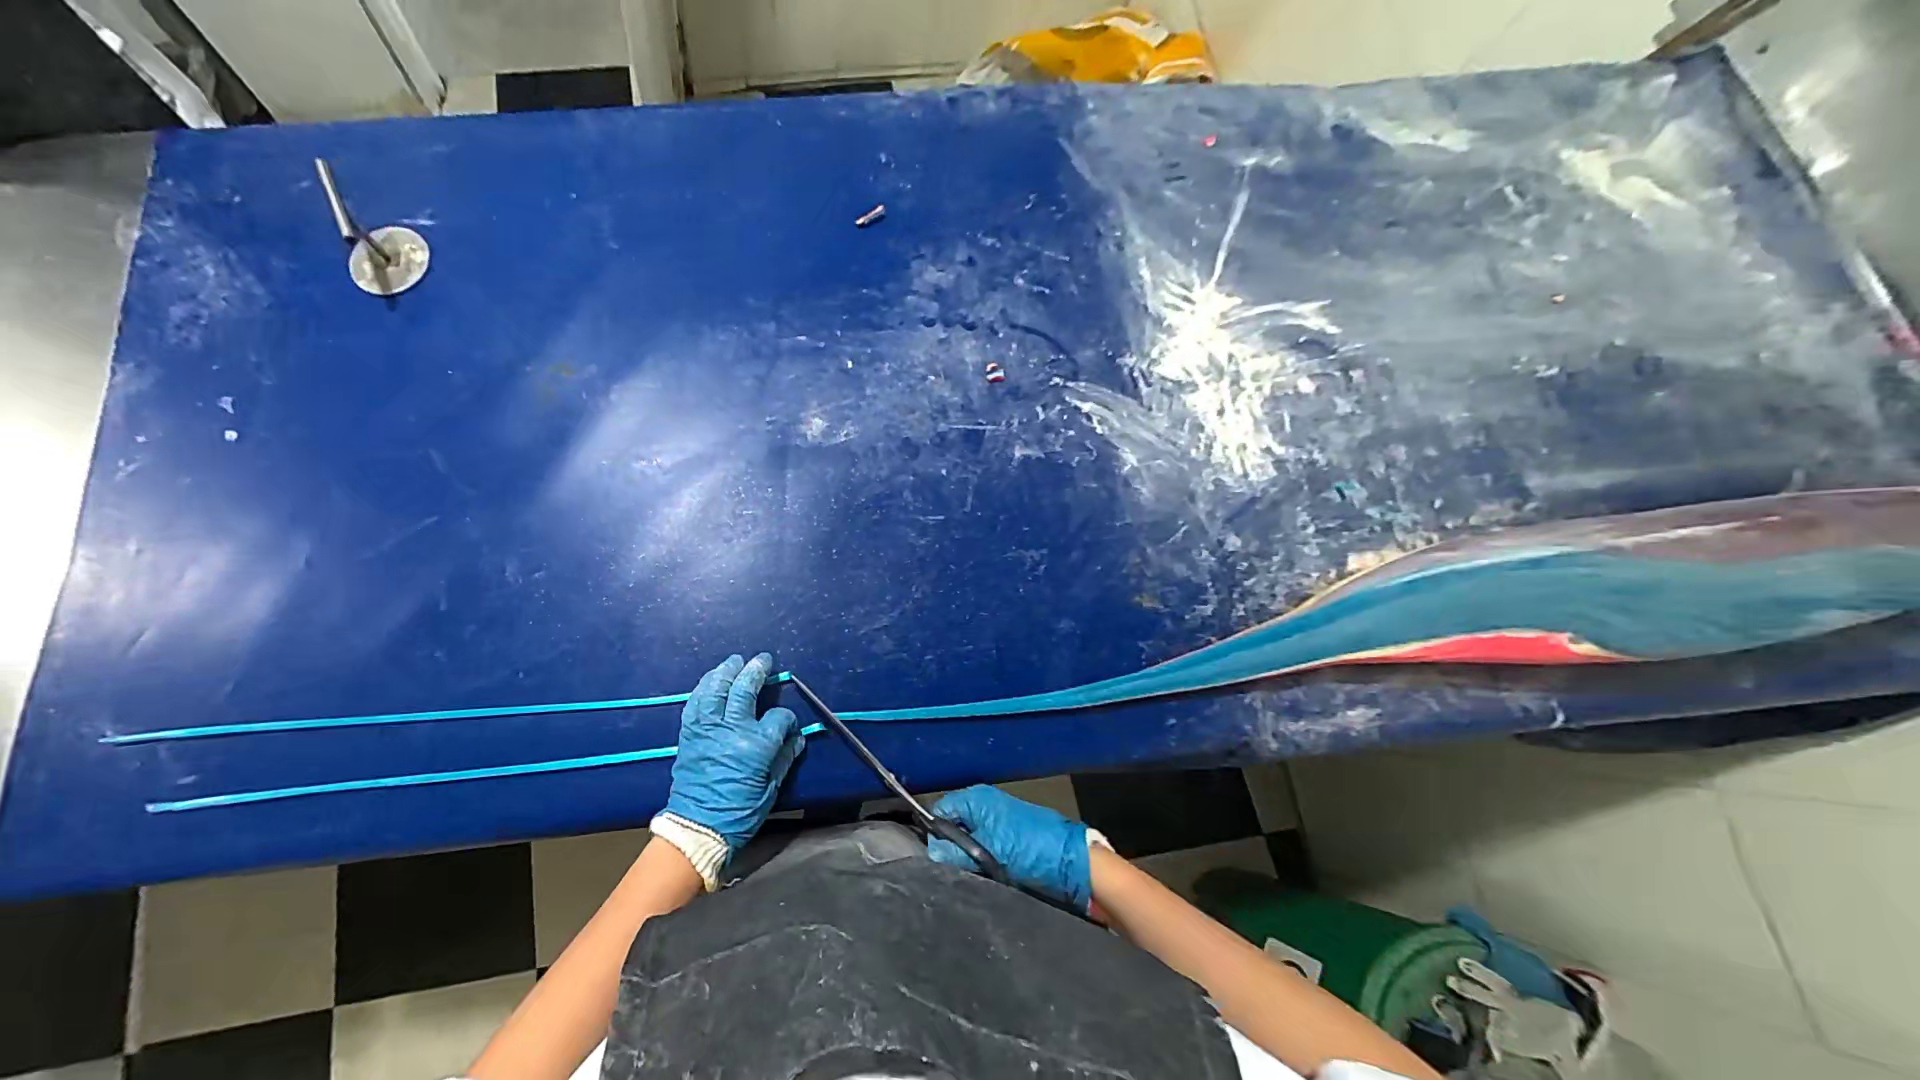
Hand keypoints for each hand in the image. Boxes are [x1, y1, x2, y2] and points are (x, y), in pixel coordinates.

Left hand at [655, 654, 804, 883]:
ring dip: (725, 672)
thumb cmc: (740, 811)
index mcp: (757, 744)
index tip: (787, 723)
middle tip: (762, 659)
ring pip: (716, 690)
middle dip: (756, 671)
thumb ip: (784, 757)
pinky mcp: (690, 735)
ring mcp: (708, 730)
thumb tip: (794, 737)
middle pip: (744, 690)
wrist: (698, 829)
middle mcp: (732, 730)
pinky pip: (696, 704)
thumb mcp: (772, 787)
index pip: (778, 716)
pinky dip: (704, 689)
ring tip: (734, 661)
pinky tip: (710, 681)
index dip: (786, 718)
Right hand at [927, 784, 1094, 911]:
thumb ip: (953, 853)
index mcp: (976, 798)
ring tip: (964, 877)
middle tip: (947, 872)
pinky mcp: (1006, 842)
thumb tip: (930, 855)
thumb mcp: (987, 851)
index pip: (939, 811)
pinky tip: (978, 878)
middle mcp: (983, 807)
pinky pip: (981, 851)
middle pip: (951, 827)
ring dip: (963, 859)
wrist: (1071, 864)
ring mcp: (996, 824)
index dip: (932, 834)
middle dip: (947, 848)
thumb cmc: (1029, 849)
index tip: (930, 859)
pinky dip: (978, 864)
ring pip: (965, 842)